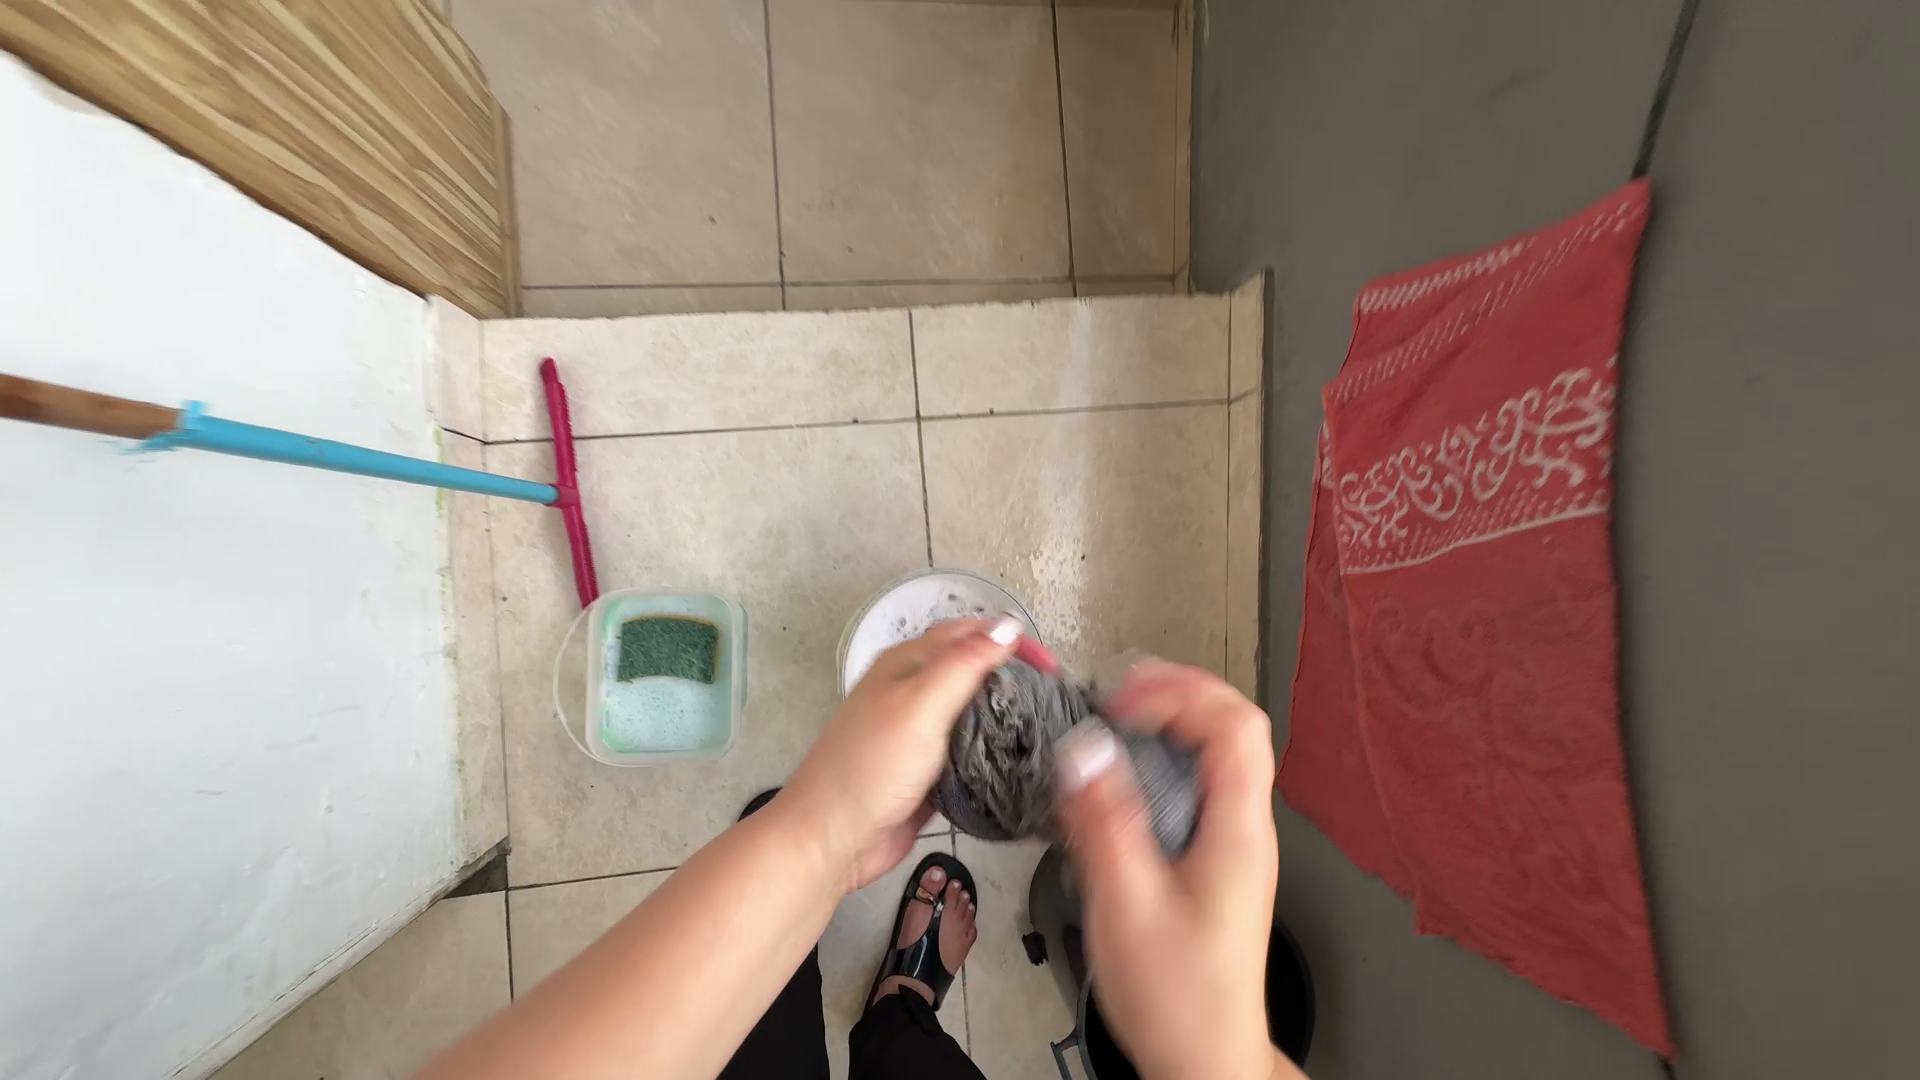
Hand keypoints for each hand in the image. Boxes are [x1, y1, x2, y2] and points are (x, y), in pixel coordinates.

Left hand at [779, 615, 1028, 892]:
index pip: (969, 633)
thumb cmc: (871, 766)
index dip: (1010, 641)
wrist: (833, 839)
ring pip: (972, 711)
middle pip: (972, 669)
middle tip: (1053, 697)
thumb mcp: (920, 706)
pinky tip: (1018, 760)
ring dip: (1005, 714)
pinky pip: (967, 749)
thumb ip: (964, 665)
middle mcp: (913, 690)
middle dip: (1013, 676)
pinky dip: (992, 750)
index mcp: (907, 663)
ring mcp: (919, 731)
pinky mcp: (927, 768)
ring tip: (1046, 727)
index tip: (1050, 666)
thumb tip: (1007, 626)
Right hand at [1053, 659, 1299, 1079]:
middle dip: (1176, 691)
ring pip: (1213, 748)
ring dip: (1167, 717)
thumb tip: (1084, 749)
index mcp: (1236, 831)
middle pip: (1231, 724)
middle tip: (1122, 689)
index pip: (1232, 726)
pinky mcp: (1207, 851)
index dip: (1178, 696)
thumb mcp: (1129, 905)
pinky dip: (1156, 753)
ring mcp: (1228, 837)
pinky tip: (1119, 767)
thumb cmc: (1180, 999)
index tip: (1122, 704)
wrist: (1206, 1059)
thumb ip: (1105, 822)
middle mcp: (1241, 826)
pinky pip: (1191, 778)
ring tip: (1118, 712)